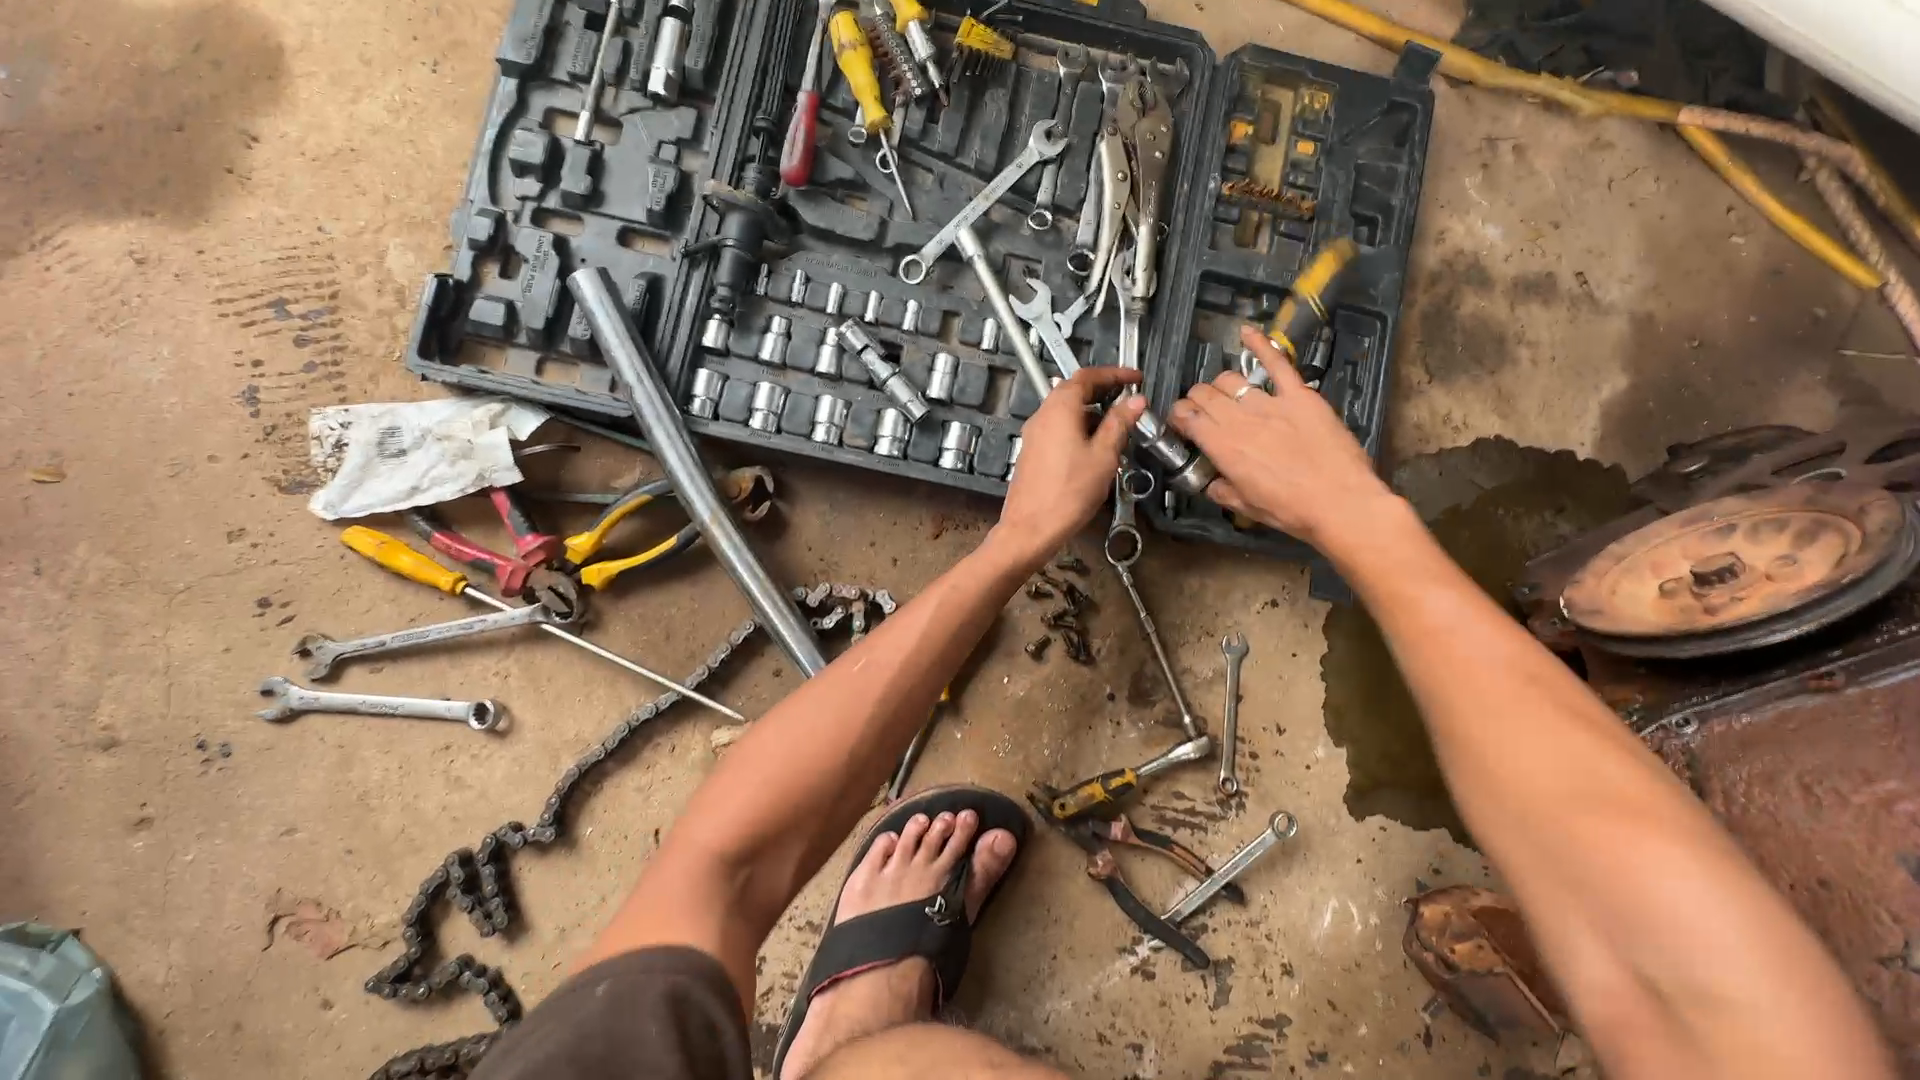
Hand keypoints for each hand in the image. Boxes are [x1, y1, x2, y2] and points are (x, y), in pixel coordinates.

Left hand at [991, 367, 1144, 565]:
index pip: (1088, 376)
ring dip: (1091, 411)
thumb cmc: (1069, 492)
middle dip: (1103, 390)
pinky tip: (1094, 446)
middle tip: (1128, 400)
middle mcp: (1042, 414)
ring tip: (1117, 426)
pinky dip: (1078, 427)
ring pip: (1065, 410)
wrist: (1030, 528)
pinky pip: (1057, 427)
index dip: (1114, 373)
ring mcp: (1034, 433)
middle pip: (1073, 390)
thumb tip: (1136, 400)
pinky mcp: (1032, 451)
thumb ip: (1119, 424)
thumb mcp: (1104, 456)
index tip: (1136, 378)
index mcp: (1060, 408)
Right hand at [1169, 325, 1397, 550]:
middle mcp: (1240, 419)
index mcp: (1223, 447)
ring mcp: (1271, 403)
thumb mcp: (1246, 508)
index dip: (1178, 417)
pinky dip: (1260, 345)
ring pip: (1231, 380)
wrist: (1341, 502)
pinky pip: (1277, 364)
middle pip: (1205, 395)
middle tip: (1200, 410)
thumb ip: (1222, 491)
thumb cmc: (1292, 510)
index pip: (1187, 418)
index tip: (1180, 422)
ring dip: (1220, 385)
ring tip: (1223, 393)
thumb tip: (1212, 483)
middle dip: (1195, 400)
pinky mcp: (1300, 396)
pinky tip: (1246, 333)